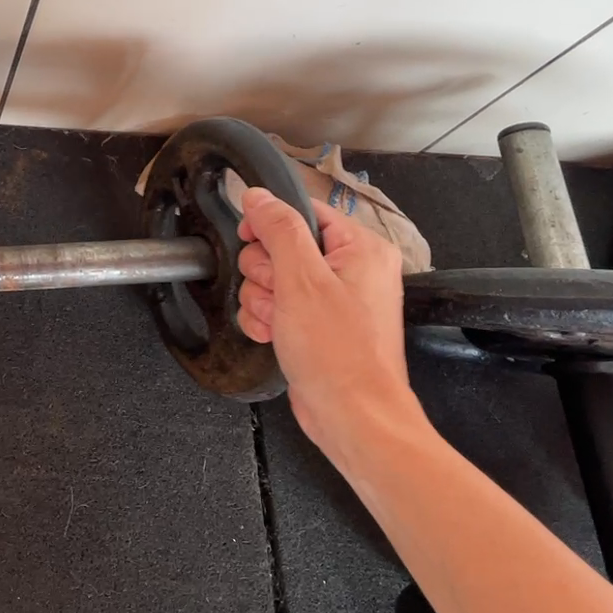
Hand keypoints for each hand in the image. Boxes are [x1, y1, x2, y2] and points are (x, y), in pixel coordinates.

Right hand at [235, 188, 421, 456]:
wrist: (352, 417)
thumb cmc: (336, 350)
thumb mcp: (301, 279)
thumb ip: (279, 229)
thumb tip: (257, 195)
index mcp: (360, 248)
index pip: (302, 212)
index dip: (270, 226)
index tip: (253, 244)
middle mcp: (349, 269)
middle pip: (279, 246)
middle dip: (264, 274)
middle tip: (279, 297)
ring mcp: (331, 299)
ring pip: (270, 279)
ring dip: (261, 301)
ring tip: (277, 324)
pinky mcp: (315, 325)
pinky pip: (274, 307)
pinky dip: (265, 320)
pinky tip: (272, 336)